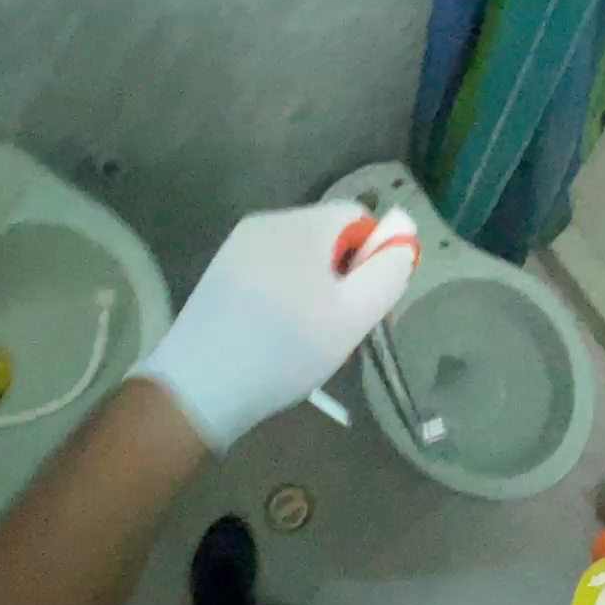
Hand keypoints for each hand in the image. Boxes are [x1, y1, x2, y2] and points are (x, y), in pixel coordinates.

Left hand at [132, 201, 417, 453]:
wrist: (200, 387)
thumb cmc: (287, 349)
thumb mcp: (355, 315)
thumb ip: (389, 271)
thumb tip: (404, 237)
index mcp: (302, 224)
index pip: (359, 217)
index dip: (374, 257)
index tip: (367, 303)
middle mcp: (267, 222)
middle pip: (329, 235)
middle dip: (345, 275)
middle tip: (341, 327)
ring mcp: (238, 246)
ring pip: (300, 255)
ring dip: (317, 287)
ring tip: (309, 335)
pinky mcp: (220, 272)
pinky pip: (272, 269)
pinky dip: (287, 294)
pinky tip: (277, 334)